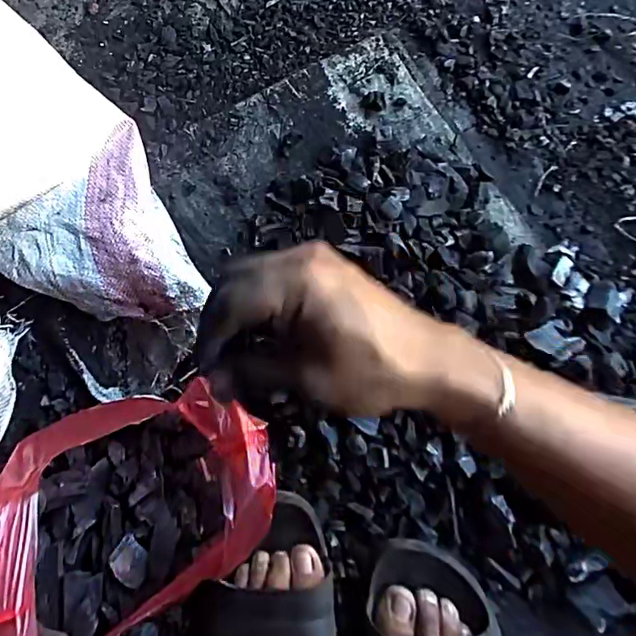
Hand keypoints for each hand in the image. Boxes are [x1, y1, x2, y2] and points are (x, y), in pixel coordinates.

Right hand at [195, 242, 476, 417]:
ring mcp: (312, 256)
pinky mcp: (321, 265)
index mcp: (295, 278)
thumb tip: (214, 379)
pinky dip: (257, 301)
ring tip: (234, 351)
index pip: (230, 300)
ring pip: (250, 274)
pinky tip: (260, 332)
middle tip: (216, 362)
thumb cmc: (371, 372)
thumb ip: (253, 370)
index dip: (211, 337)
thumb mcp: (307, 377)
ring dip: (235, 309)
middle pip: (234, 279)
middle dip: (218, 320)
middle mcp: (299, 256)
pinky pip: (272, 275)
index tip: (206, 373)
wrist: (429, 359)